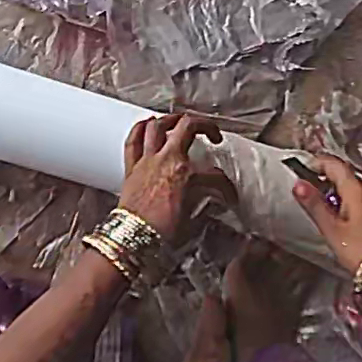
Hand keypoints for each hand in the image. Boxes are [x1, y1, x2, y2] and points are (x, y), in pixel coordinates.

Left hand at [119, 114, 223, 240]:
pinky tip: (147, 124)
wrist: (132, 242)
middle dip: (206, 126)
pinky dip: (140, 129)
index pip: (216, 176)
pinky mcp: (132, 167)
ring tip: (181, 121)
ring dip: (172, 120)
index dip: (227, 187)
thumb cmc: (160, 234)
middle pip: (188, 127)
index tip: (228, 196)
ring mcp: (148, 160)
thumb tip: (210, 202)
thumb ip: (203, 206)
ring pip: (158, 126)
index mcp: (187, 175)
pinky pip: (133, 140)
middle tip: (213, 134)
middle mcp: (168, 160)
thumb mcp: (192, 222)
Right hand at [290, 155, 361, 272]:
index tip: (307, 166)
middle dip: (330, 179)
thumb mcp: (331, 229)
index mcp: (357, 191)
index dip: (319, 162)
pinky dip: (357, 206)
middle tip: (313, 189)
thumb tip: (299, 185)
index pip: (337, 165)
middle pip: (349, 177)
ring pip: (360, 192)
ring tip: (330, 210)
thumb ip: (314, 205)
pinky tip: (352, 222)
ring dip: (343, 194)